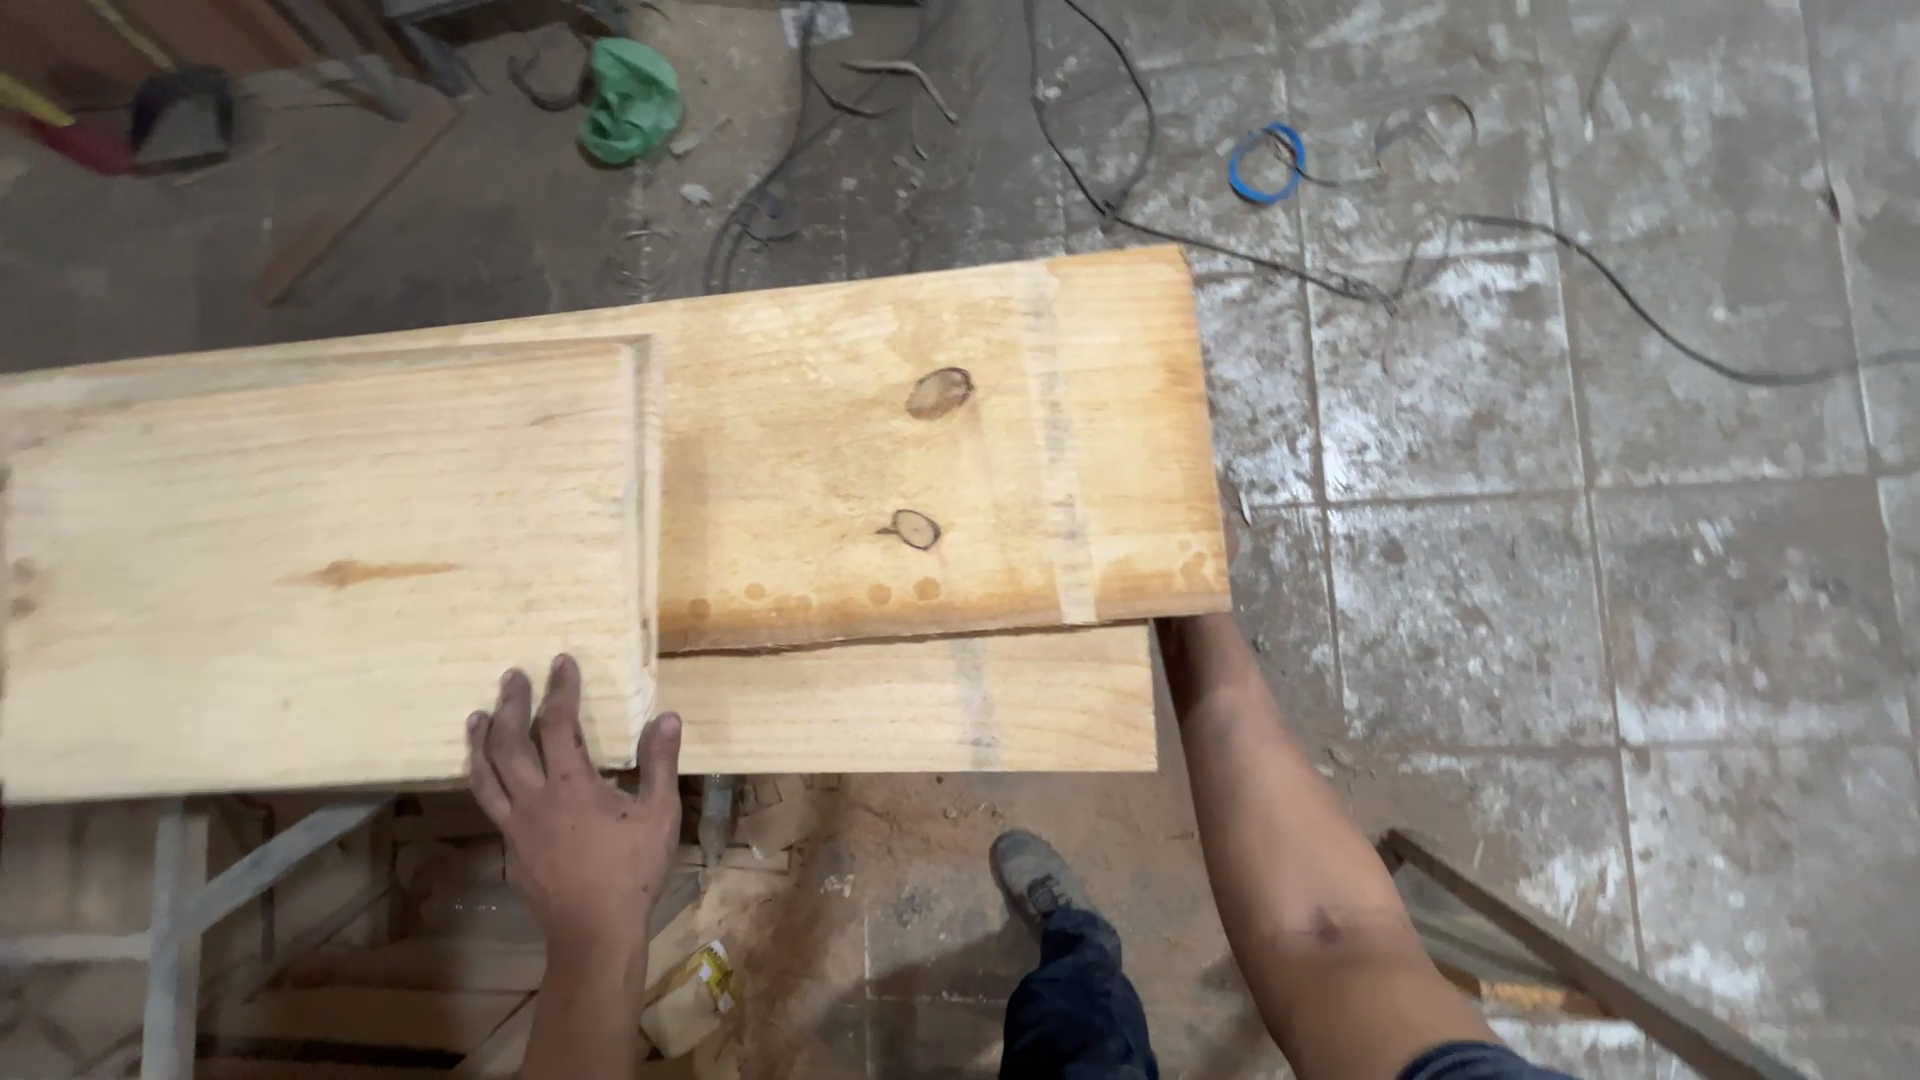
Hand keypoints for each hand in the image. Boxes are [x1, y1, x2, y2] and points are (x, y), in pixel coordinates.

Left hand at [466, 654, 682, 961]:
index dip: (560, 690)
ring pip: (484, 774)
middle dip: (510, 704)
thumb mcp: (660, 813)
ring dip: (480, 740)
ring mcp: (515, 827)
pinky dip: (483, 777)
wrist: (594, 931)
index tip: (561, 661)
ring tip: (477, 715)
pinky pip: (488, 802)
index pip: (558, 725)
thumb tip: (667, 717)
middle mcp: (533, 800)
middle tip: (512, 676)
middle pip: (508, 743)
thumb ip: (660, 762)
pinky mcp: (510, 848)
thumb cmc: (632, 870)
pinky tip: (488, 775)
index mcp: (571, 786)